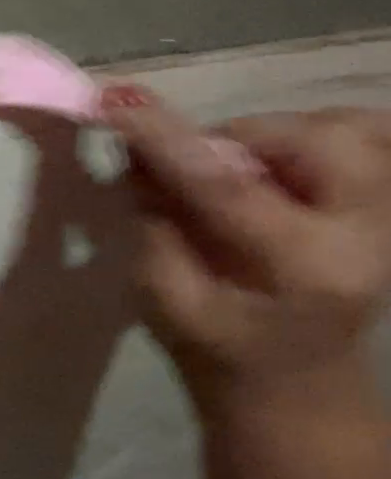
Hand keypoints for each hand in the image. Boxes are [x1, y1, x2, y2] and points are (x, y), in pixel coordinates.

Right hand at [104, 86, 390, 409]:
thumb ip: (155, 220)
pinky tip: (275, 168)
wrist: (293, 378)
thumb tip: (138, 152)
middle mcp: (369, 233)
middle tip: (197, 163)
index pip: (227, 183)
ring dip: (278, 137)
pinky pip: (367, 140)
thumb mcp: (161, 294)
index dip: (167, 137)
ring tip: (238, 172)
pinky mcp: (387, 204)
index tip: (115, 100)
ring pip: (350, 130)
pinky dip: (311, 138)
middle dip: (243, 136)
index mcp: (305, 267)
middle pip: (323, 139)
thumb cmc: (213, 343)